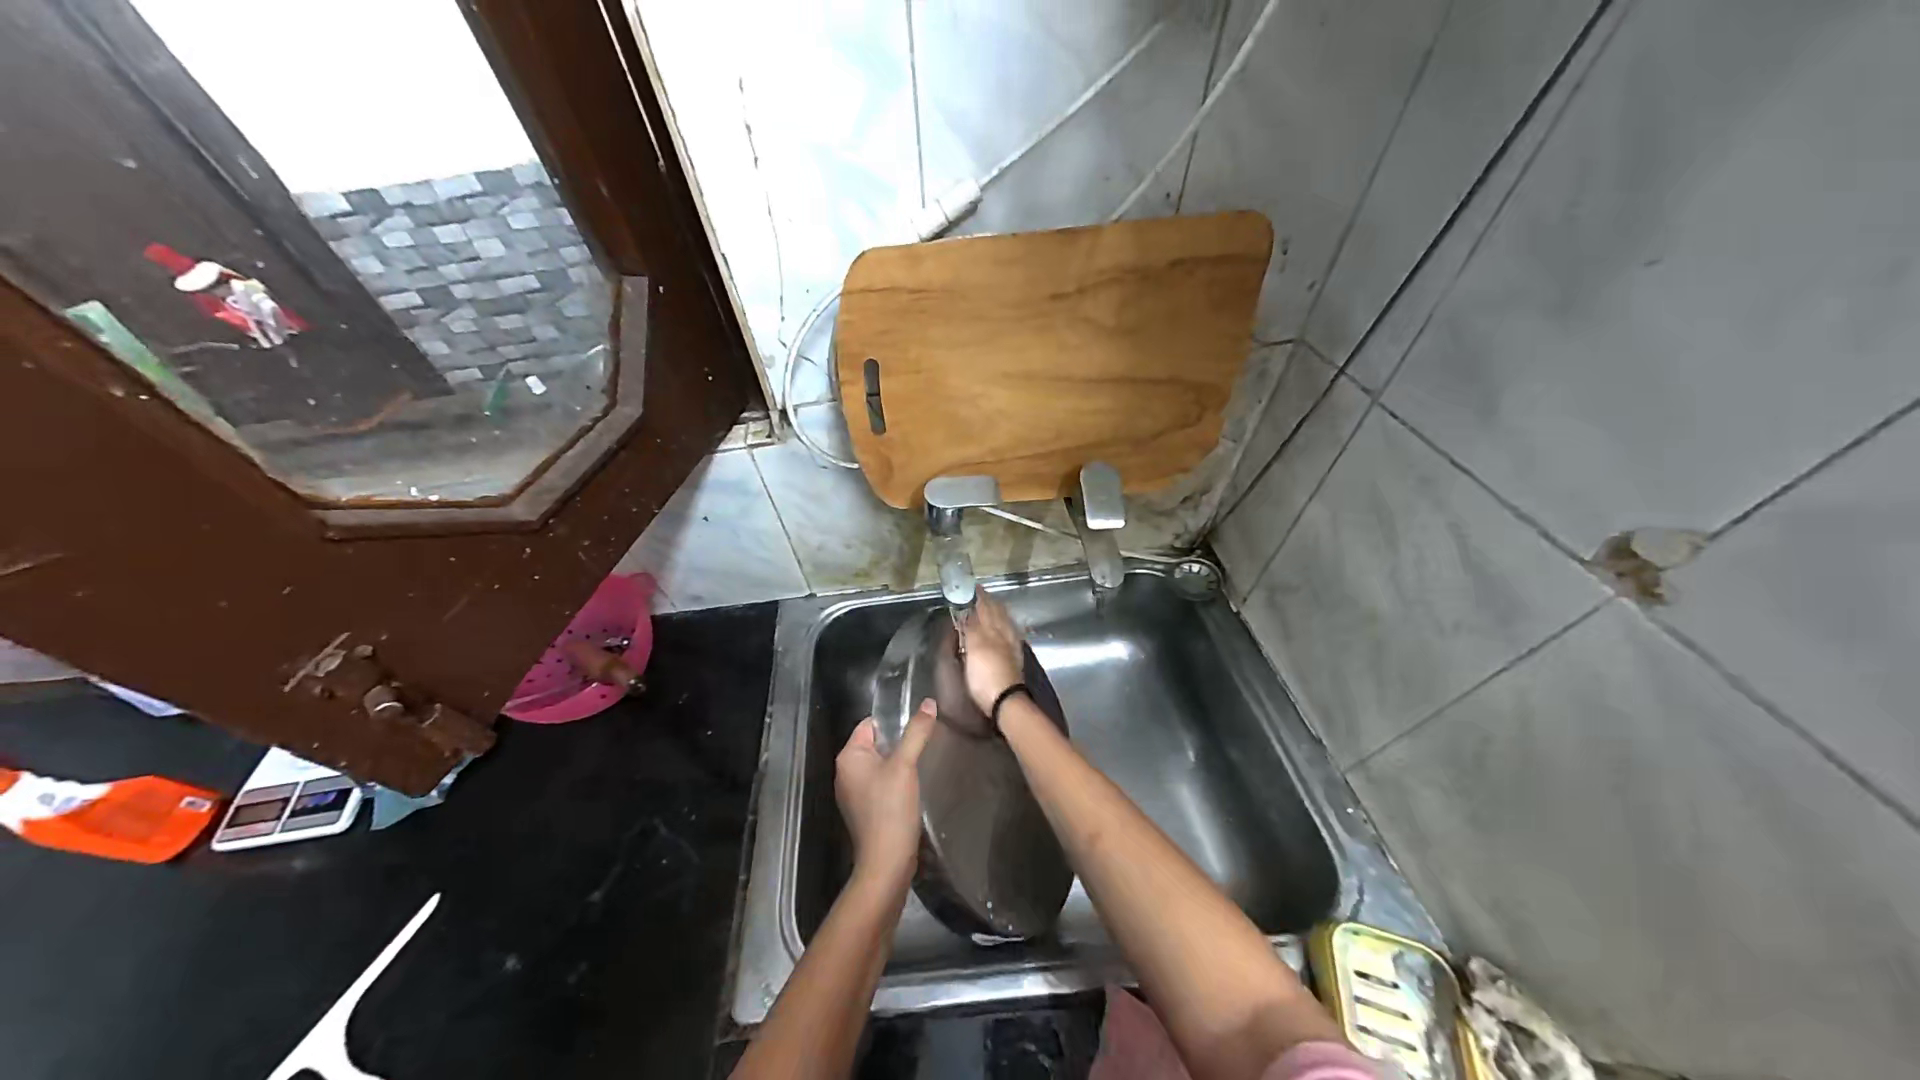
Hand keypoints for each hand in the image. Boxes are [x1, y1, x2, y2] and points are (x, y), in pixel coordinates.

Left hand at [835, 698, 935, 884]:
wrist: (886, 862)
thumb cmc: (890, 809)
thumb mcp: (905, 765)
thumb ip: (916, 732)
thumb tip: (928, 702)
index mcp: (849, 757)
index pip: (870, 724)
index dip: (893, 721)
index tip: (918, 724)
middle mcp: (845, 772)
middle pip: (875, 743)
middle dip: (898, 741)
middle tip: (925, 741)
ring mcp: (854, 792)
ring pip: (880, 764)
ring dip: (899, 762)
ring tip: (922, 761)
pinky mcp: (865, 809)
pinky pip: (881, 783)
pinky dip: (896, 780)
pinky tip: (913, 786)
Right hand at [960, 595, 1025, 714]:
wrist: (1006, 702)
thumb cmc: (985, 675)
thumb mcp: (974, 647)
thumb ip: (971, 627)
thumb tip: (967, 610)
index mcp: (992, 630)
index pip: (985, 608)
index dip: (978, 597)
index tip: (972, 587)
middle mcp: (1004, 635)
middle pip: (997, 614)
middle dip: (989, 603)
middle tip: (981, 594)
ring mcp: (1011, 648)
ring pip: (1005, 624)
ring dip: (999, 613)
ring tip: (993, 606)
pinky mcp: (1013, 661)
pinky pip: (1010, 635)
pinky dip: (1005, 627)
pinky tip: (1005, 629)